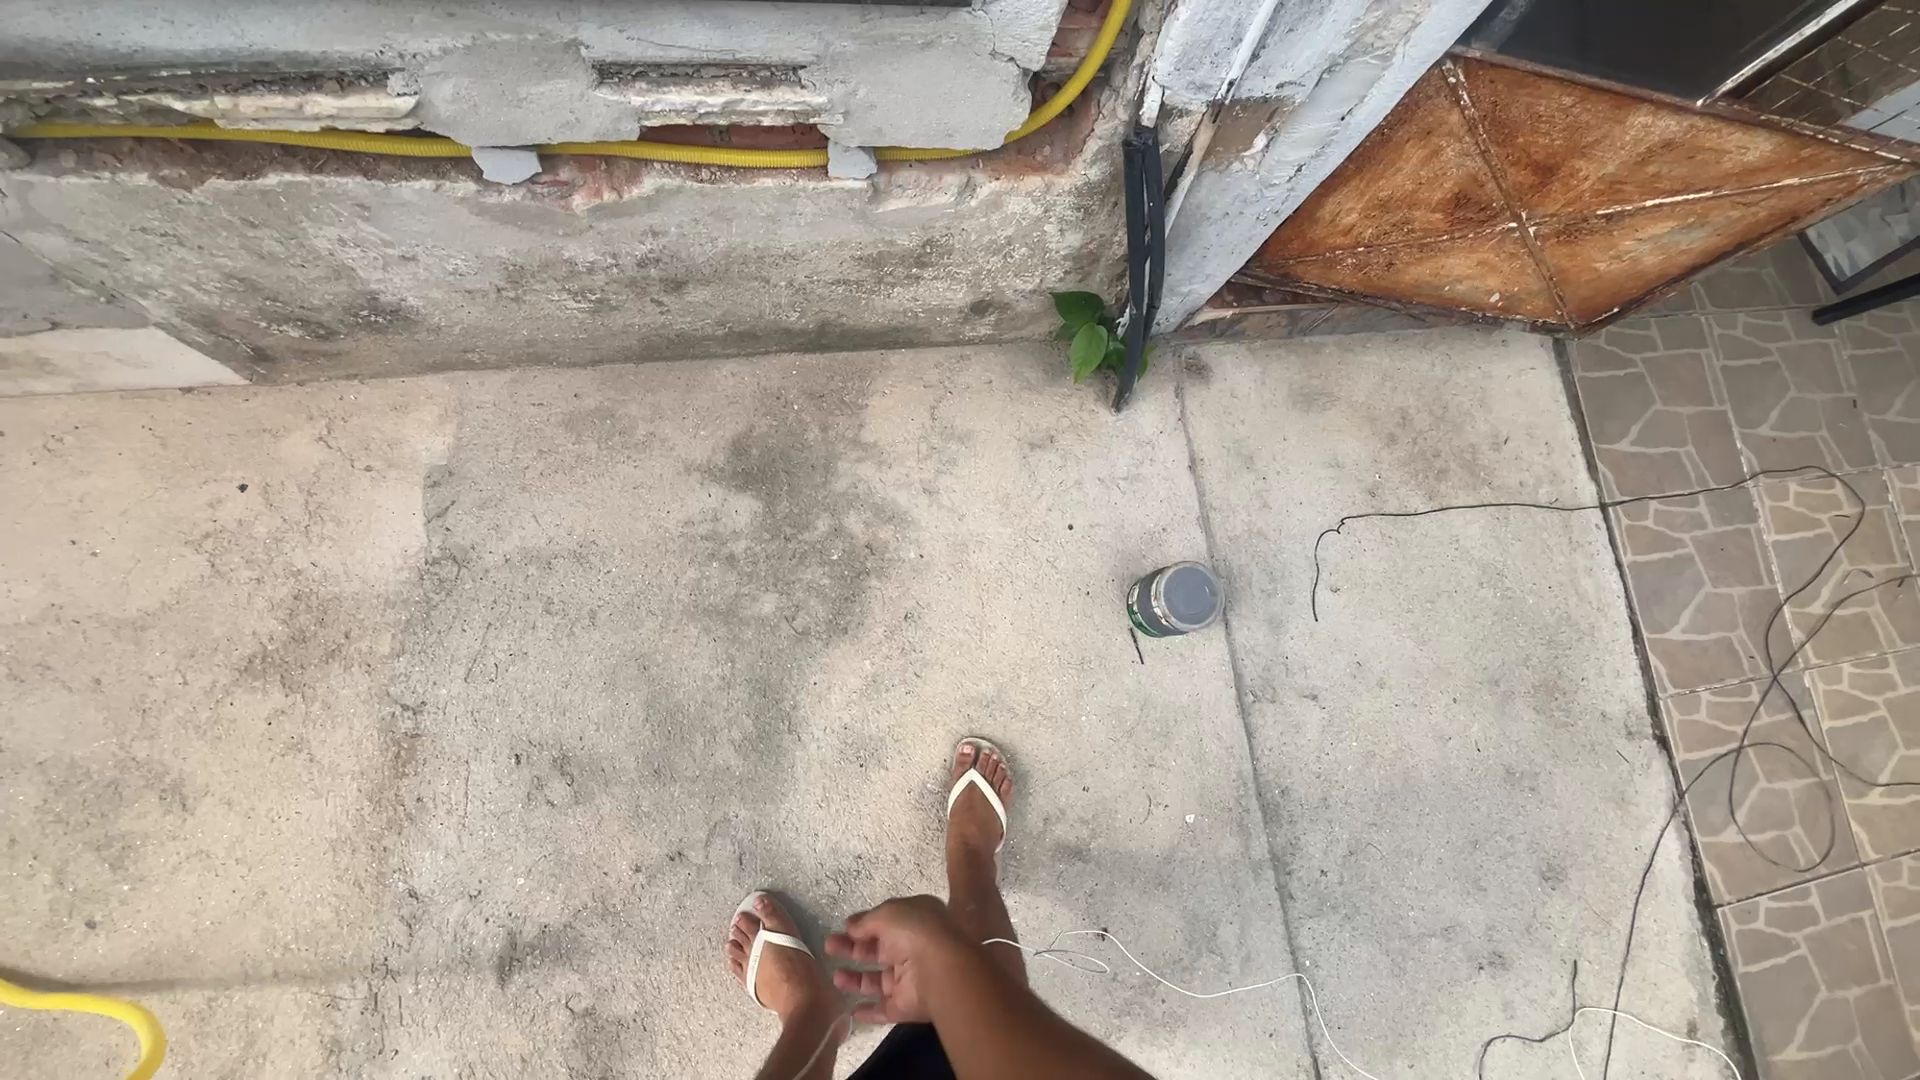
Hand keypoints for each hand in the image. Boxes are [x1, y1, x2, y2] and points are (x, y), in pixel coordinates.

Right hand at [826, 895, 968, 1023]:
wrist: (940, 970)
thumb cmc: (914, 931)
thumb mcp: (887, 913)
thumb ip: (867, 920)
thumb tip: (850, 925)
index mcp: (914, 920)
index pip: (886, 922)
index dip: (864, 924)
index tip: (844, 927)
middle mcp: (912, 948)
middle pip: (877, 950)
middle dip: (852, 948)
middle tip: (829, 947)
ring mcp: (909, 979)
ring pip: (877, 980)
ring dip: (855, 979)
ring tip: (834, 977)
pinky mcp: (905, 1006)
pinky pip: (883, 1009)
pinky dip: (868, 1012)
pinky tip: (850, 1010)